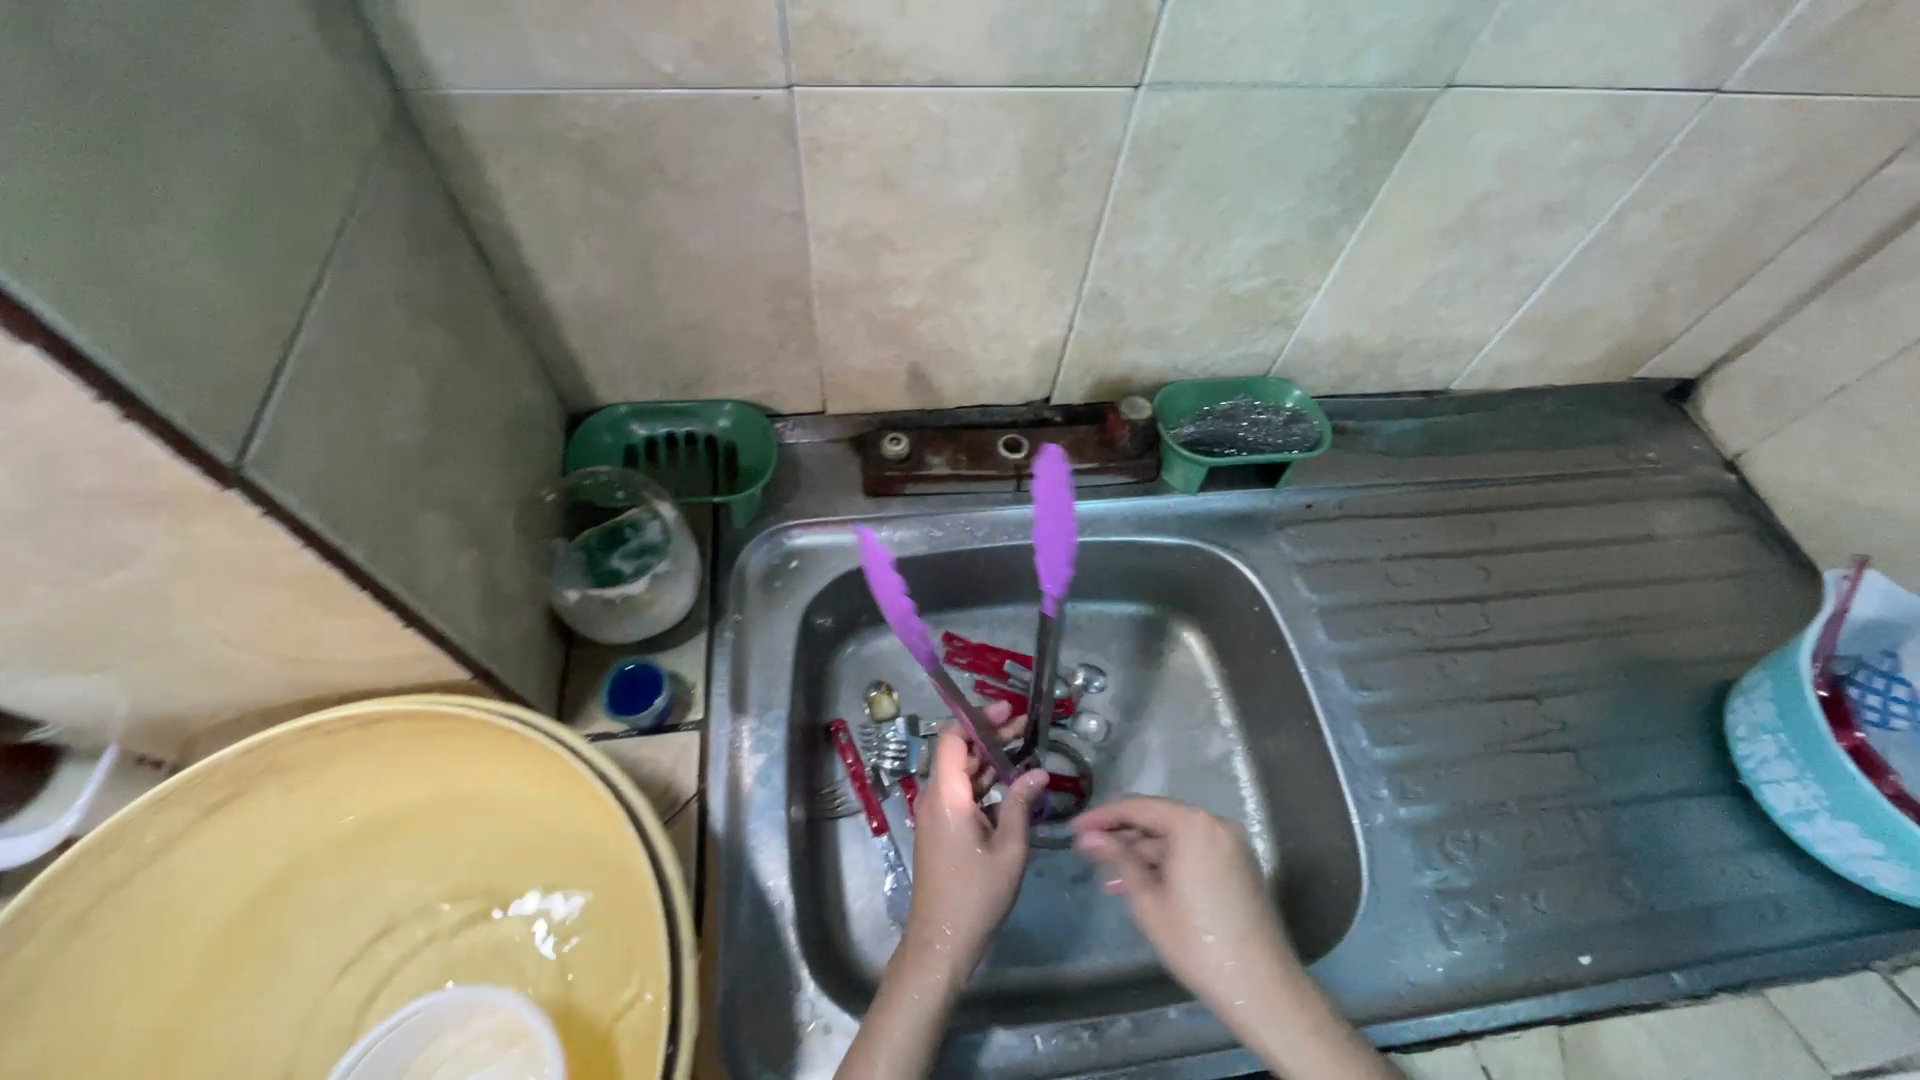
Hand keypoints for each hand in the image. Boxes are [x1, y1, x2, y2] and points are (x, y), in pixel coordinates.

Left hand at [901, 702, 1049, 977]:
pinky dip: (982, 782)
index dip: (978, 718)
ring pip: (958, 773)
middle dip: (989, 736)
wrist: (943, 938)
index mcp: (946, 796)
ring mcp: (933, 814)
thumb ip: (1021, 804)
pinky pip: (958, 792)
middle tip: (1024, 727)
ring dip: (987, 759)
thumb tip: (1038, 772)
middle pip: (957, 752)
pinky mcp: (938, 828)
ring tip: (1023, 749)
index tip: (1007, 710)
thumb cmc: (977, 894)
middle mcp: (933, 797)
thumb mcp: (1009, 849)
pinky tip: (1010, 783)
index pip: (952, 738)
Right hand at [1070, 796, 1298, 1012]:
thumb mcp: (1148, 899)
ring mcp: (1232, 845)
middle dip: (1123, 836)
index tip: (1074, 829)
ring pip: (1177, 838)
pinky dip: (1169, 863)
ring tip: (1112, 879)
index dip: (1102, 818)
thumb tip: (1087, 836)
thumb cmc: (1196, 942)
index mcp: (1194, 825)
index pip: (1138, 808)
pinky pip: (1195, 852)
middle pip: (1160, 819)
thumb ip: (1117, 858)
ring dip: (1144, 853)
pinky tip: (1144, 884)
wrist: (1261, 987)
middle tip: (1089, 853)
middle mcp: (1216, 825)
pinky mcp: (1240, 866)